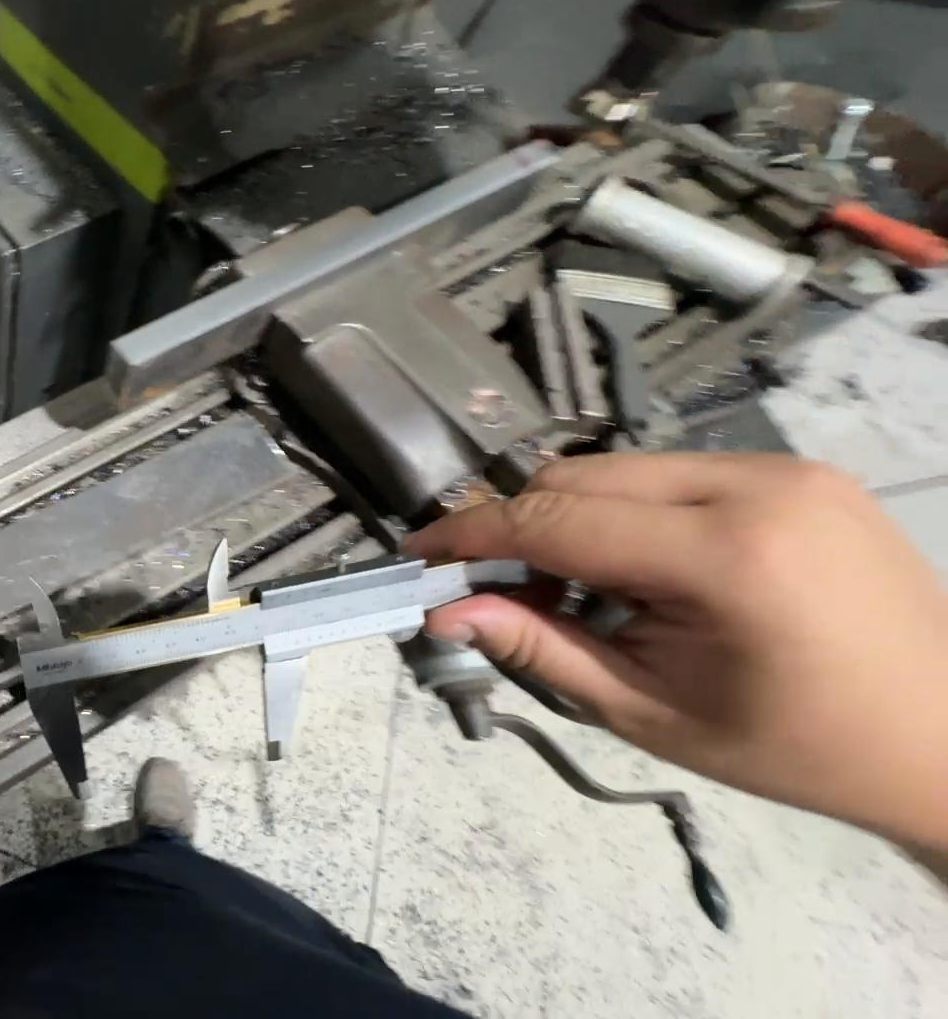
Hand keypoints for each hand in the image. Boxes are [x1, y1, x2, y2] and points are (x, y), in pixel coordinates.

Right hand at [405, 453, 947, 850]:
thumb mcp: (647, 711)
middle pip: (573, 479)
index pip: (553, 519)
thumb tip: (442, 615)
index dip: (469, 534)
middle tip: (501, 589)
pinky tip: (630, 568)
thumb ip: (536, 649)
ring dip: (563, 519)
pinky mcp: (793, 471)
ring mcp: (783, 469)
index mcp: (728, 556)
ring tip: (572, 587)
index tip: (418, 554)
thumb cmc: (798, 747)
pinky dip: (615, 512)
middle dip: (516, 528)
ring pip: (610, 468)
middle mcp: (756, 486)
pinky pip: (659, 473)